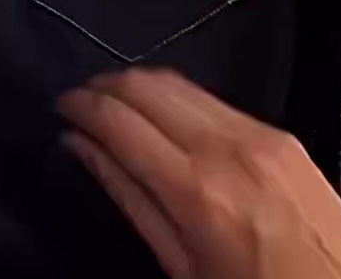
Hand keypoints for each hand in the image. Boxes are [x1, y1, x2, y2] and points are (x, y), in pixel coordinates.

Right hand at [60, 69, 340, 278]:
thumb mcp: (183, 270)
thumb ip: (129, 198)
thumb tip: (82, 146)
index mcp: (196, 191)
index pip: (119, 119)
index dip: (81, 104)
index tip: (62, 106)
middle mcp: (226, 146)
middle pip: (145, 84)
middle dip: (104, 84)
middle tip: (81, 100)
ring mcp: (258, 132)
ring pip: (176, 80)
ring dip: (137, 84)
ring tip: (114, 102)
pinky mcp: (278, 131)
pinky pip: (211, 97)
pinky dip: (175, 97)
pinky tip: (164, 115)